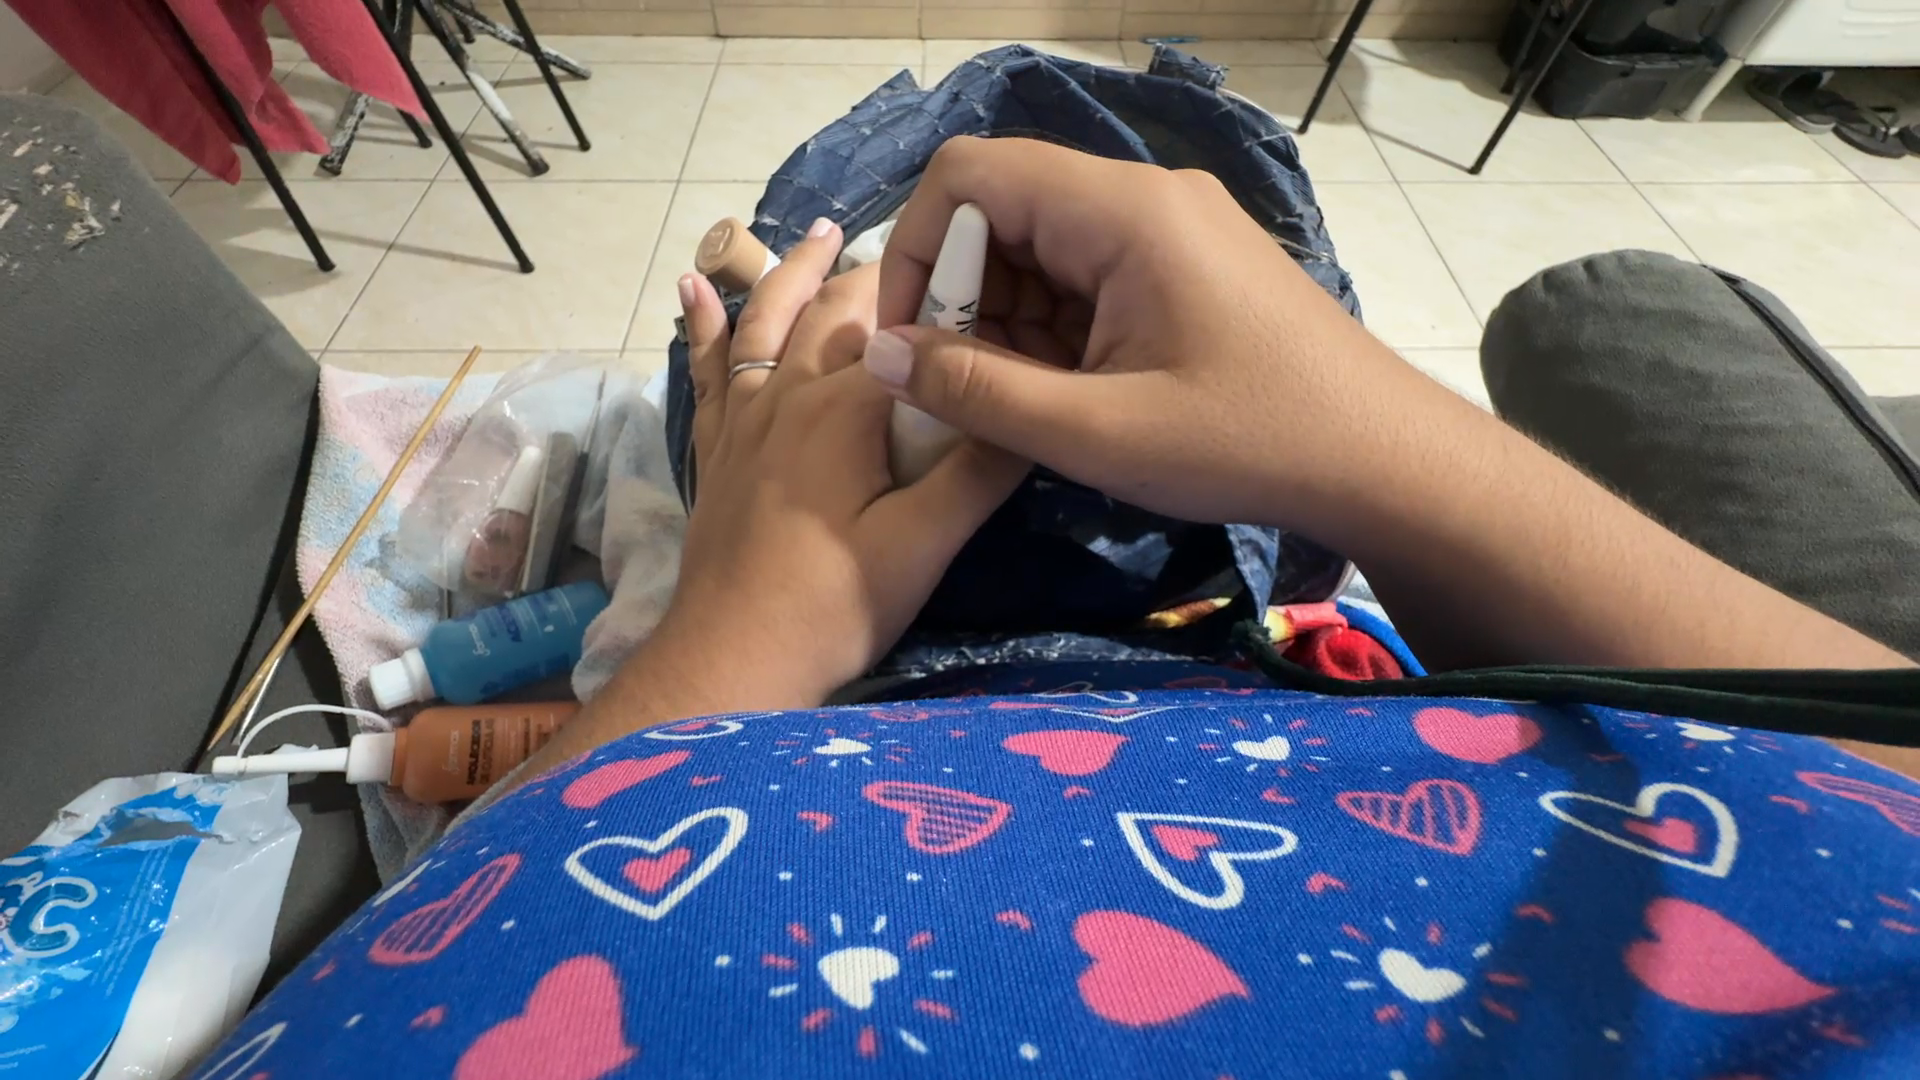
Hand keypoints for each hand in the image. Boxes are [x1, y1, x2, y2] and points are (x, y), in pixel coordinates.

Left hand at [658, 222, 1027, 704]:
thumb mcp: (924, 545)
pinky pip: (710, 371)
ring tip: (818, 233)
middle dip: (876, 274)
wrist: (732, 660)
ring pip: (766, 324)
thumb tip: (1030, 409)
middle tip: (916, 241)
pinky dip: (706, 326)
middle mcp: (787, 396)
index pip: (904, 333)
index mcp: (843, 409)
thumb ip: (979, 473)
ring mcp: (743, 422)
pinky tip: (694, 289)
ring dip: (794, 274)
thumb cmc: (834, 606)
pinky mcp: (718, 453)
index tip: (985, 273)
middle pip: (833, 314)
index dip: (947, 305)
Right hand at [865, 136, 1456, 533]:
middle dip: (963, 298)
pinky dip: (1053, 335)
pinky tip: (1067, 395)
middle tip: (967, 388)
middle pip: (1005, 212)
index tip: (908, 339)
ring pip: (1042, 253)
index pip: (971, 174)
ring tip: (1022, 404)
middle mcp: (1143, 199)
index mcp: (1121, 211)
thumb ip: (977, 392)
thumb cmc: (1242, 444)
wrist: (1379, 461)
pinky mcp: (1182, 272)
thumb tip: (882, 356)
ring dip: (1008, 324)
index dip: (914, 248)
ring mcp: (1168, 234)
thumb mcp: (1094, 431)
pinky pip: (1085, 282)